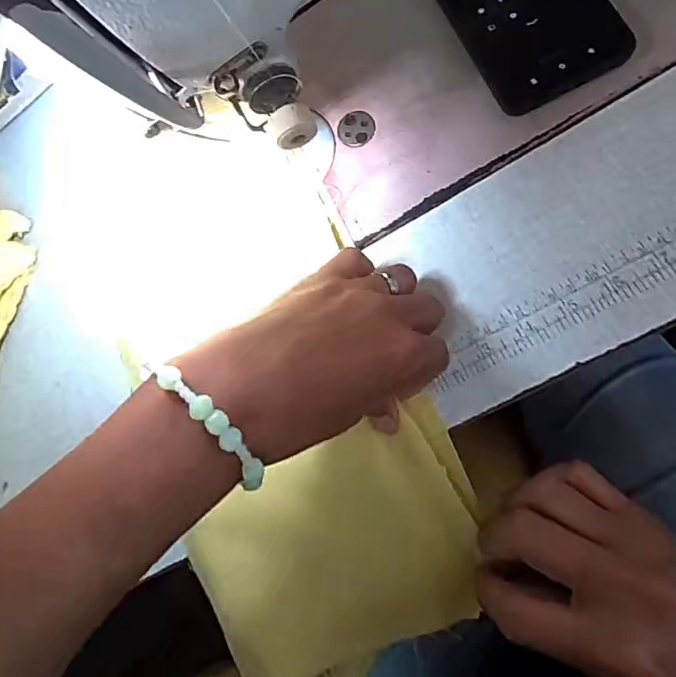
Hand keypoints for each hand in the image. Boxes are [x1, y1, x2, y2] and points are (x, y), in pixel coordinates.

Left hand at [173, 249, 447, 463]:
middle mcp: (391, 314)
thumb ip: (375, 399)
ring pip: (401, 277)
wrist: (238, 388)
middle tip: (391, 347)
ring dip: (395, 296)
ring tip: (371, 316)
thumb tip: (385, 408)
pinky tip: (344, 294)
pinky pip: (358, 260)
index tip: (401, 381)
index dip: (422, 369)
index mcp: (404, 355)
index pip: (438, 353)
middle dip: (417, 328)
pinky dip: (358, 274)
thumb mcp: (348, 415)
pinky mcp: (325, 274)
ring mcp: (358, 289)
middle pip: (428, 307)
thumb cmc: (297, 417)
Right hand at [477, 463, 675, 676]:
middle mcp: (614, 580)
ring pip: (544, 490)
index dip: (486, 594)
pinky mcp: (641, 512)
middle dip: (489, 540)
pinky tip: (549, 502)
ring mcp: (630, 537)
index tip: (486, 589)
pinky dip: (550, 481)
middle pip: (520, 530)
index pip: (514, 605)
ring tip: (514, 523)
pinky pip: (580, 473)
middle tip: (492, 555)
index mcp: (608, 643)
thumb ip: (556, 636)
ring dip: (513, 503)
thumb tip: (511, 587)